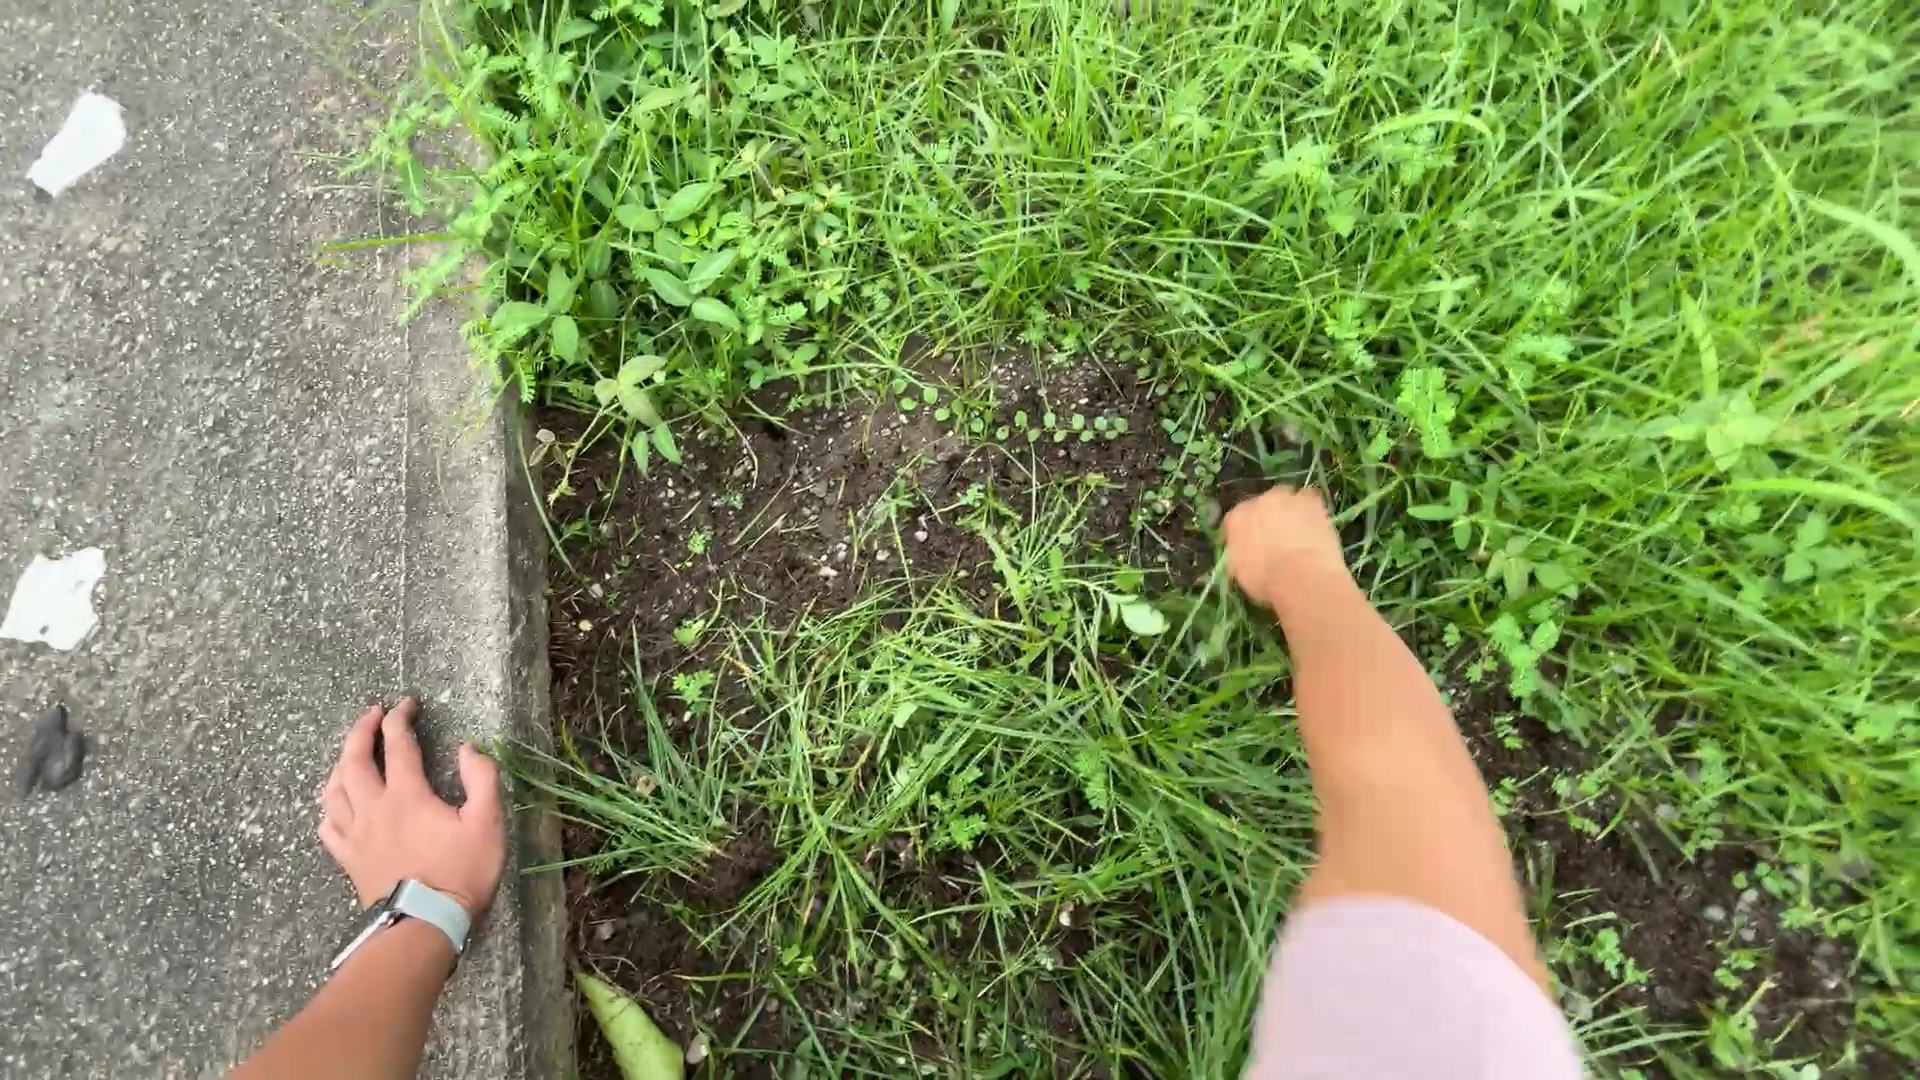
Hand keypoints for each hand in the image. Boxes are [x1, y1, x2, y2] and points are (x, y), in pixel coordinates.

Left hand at [318, 697, 504, 917]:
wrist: (421, 925)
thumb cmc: (461, 871)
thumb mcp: (488, 822)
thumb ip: (481, 779)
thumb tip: (468, 749)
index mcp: (408, 796)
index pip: (398, 746)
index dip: (400, 720)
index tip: (407, 702)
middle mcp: (374, 809)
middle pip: (353, 762)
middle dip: (360, 731)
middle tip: (372, 713)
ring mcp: (355, 836)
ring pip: (333, 790)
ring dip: (340, 763)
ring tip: (351, 750)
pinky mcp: (348, 859)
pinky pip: (327, 824)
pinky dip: (329, 804)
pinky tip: (335, 801)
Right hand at [1221, 485, 1350, 607]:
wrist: (1301, 577)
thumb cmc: (1265, 580)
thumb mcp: (1238, 570)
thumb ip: (1238, 552)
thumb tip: (1243, 551)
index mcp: (1236, 519)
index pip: (1236, 520)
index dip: (1244, 533)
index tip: (1250, 546)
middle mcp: (1258, 502)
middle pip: (1262, 505)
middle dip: (1267, 517)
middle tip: (1275, 537)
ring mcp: (1286, 498)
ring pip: (1287, 499)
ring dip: (1289, 510)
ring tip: (1297, 530)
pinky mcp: (1311, 501)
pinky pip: (1309, 499)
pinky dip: (1310, 509)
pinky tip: (1314, 524)